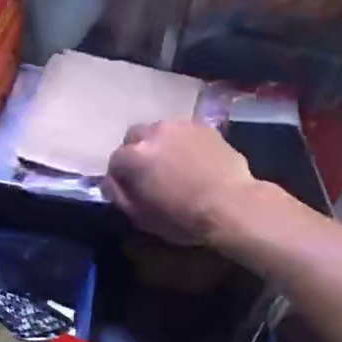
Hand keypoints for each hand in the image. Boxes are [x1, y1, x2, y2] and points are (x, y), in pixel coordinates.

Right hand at [105, 119, 259, 243]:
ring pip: (159, 130)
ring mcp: (182, 125)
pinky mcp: (205, 126)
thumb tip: (111, 181)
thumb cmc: (180, 217)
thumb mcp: (139, 216)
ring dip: (158, 144)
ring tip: (168, 164)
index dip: (119, 176)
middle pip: (134, 136)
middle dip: (136, 152)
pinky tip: (188, 159)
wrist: (230, 204)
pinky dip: (179, 142)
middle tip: (146, 173)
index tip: (128, 189)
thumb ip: (118, 195)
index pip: (114, 160)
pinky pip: (182, 131)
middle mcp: (155, 132)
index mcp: (134, 156)